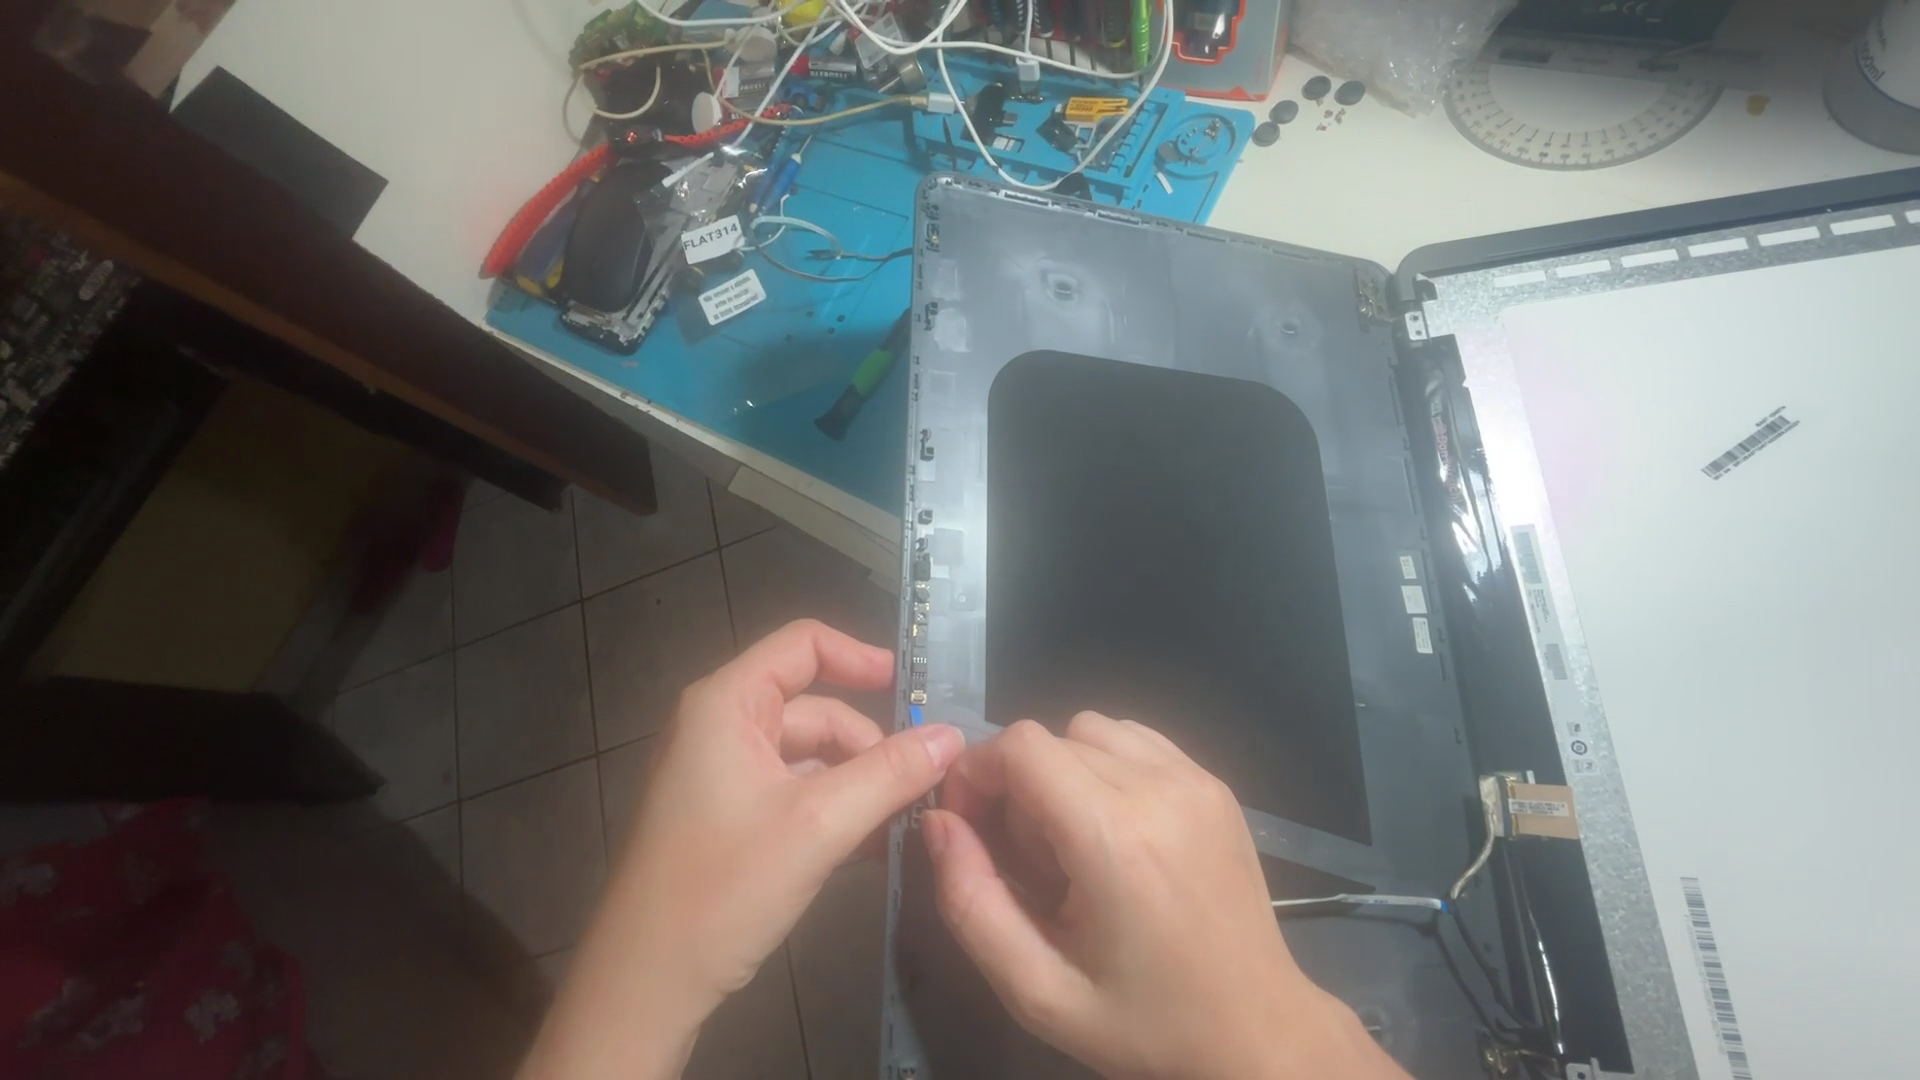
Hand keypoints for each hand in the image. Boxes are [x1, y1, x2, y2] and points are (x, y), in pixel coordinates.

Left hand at [521, 619, 962, 1079]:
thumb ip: (890, 774)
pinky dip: (835, 810)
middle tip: (920, 788)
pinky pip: (796, 792)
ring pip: (811, 757)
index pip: (804, 644)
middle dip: (869, 746)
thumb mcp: (819, 824)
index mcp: (727, 703)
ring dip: (859, 785)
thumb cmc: (723, 888)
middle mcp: (722, 726)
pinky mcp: (729, 816)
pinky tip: (872, 846)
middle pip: (816, 709)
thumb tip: (951, 737)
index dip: (861, 657)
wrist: (642, 989)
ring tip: (901, 825)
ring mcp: (723, 773)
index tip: (912, 692)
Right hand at [922, 714, 1406, 1079]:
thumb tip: (936, 820)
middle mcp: (1157, 788)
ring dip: (1059, 770)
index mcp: (1114, 837)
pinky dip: (1103, 763)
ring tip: (1071, 839)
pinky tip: (1113, 824)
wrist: (1260, 1036)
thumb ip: (970, 902)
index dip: (977, 774)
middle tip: (1025, 858)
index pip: (1020, 746)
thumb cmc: (1145, 1023)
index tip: (971, 827)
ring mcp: (1193, 778)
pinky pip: (1133, 738)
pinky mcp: (1213, 781)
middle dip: (1014, 784)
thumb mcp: (1038, 990)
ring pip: (1089, 728)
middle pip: (1048, 737)